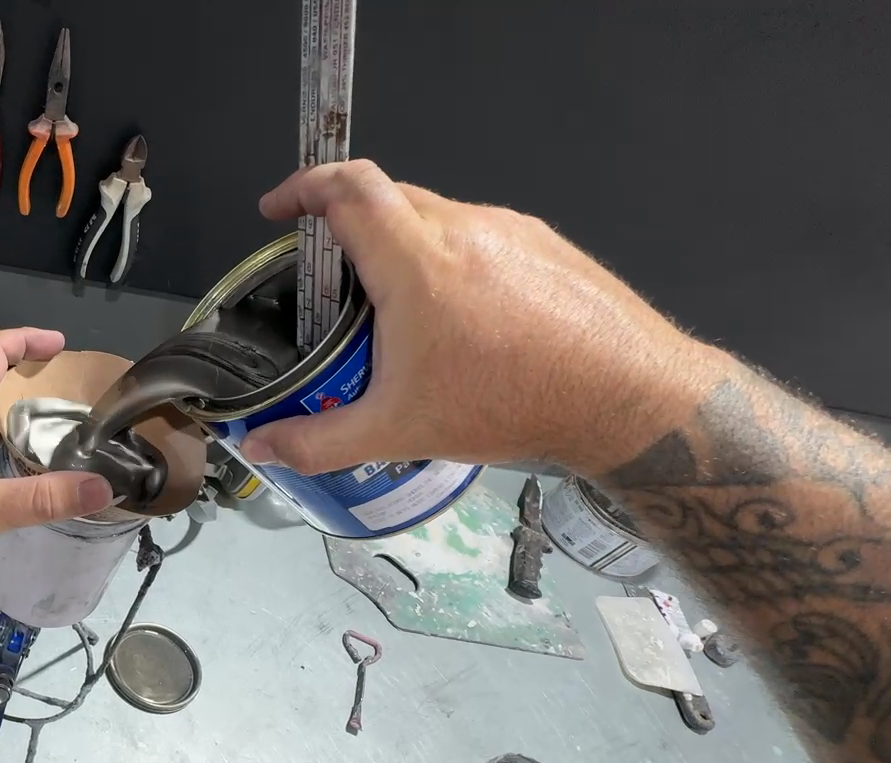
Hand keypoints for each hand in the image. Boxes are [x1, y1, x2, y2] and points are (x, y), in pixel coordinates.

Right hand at [239, 161, 737, 476]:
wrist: (630, 396)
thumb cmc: (507, 404)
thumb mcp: (393, 432)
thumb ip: (314, 442)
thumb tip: (259, 447)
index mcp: (418, 263)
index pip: (350, 189)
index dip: (303, 187)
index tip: (276, 209)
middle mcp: (463, 229)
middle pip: (385, 198)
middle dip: (340, 227)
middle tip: (321, 281)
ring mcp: (509, 230)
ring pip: (430, 216)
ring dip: (391, 247)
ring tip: (383, 309)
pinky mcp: (542, 243)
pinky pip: (471, 232)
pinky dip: (436, 258)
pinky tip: (445, 316)